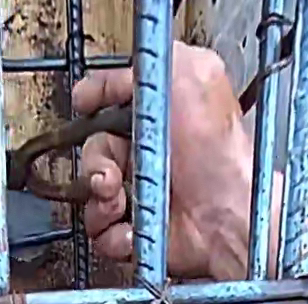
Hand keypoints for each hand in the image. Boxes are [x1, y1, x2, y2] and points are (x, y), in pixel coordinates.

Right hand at [75, 43, 254, 280]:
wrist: (222, 217)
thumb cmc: (218, 156)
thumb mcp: (192, 77)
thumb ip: (151, 64)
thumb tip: (115, 77)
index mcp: (155, 118)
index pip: (109, 104)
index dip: (93, 105)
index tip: (84, 107)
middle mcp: (143, 156)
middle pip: (92, 154)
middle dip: (96, 165)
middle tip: (112, 176)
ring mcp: (136, 195)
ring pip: (91, 198)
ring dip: (102, 204)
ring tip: (123, 204)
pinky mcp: (132, 232)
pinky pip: (101, 234)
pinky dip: (114, 235)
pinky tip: (135, 230)